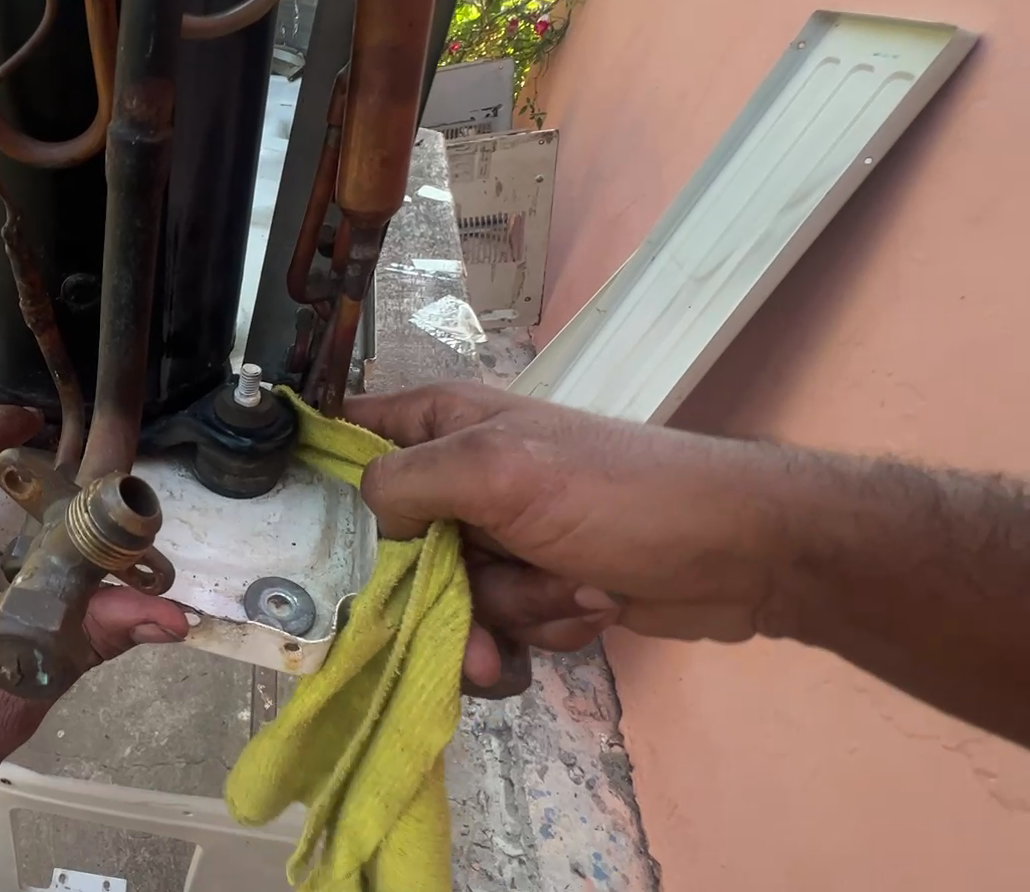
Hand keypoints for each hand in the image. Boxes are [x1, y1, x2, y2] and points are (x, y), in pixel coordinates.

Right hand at [347, 383, 805, 692]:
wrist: (747, 556)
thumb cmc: (615, 492)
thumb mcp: (495, 470)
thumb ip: (405, 481)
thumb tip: (365, 513)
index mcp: (435, 424)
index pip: (346, 435)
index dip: (319, 476)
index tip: (305, 531)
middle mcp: (451, 474)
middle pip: (387, 540)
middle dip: (432, 587)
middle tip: (470, 612)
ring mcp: (486, 531)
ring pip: (438, 592)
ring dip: (500, 611)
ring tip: (564, 595)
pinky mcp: (521, 581)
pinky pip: (488, 622)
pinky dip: (533, 627)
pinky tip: (582, 609)